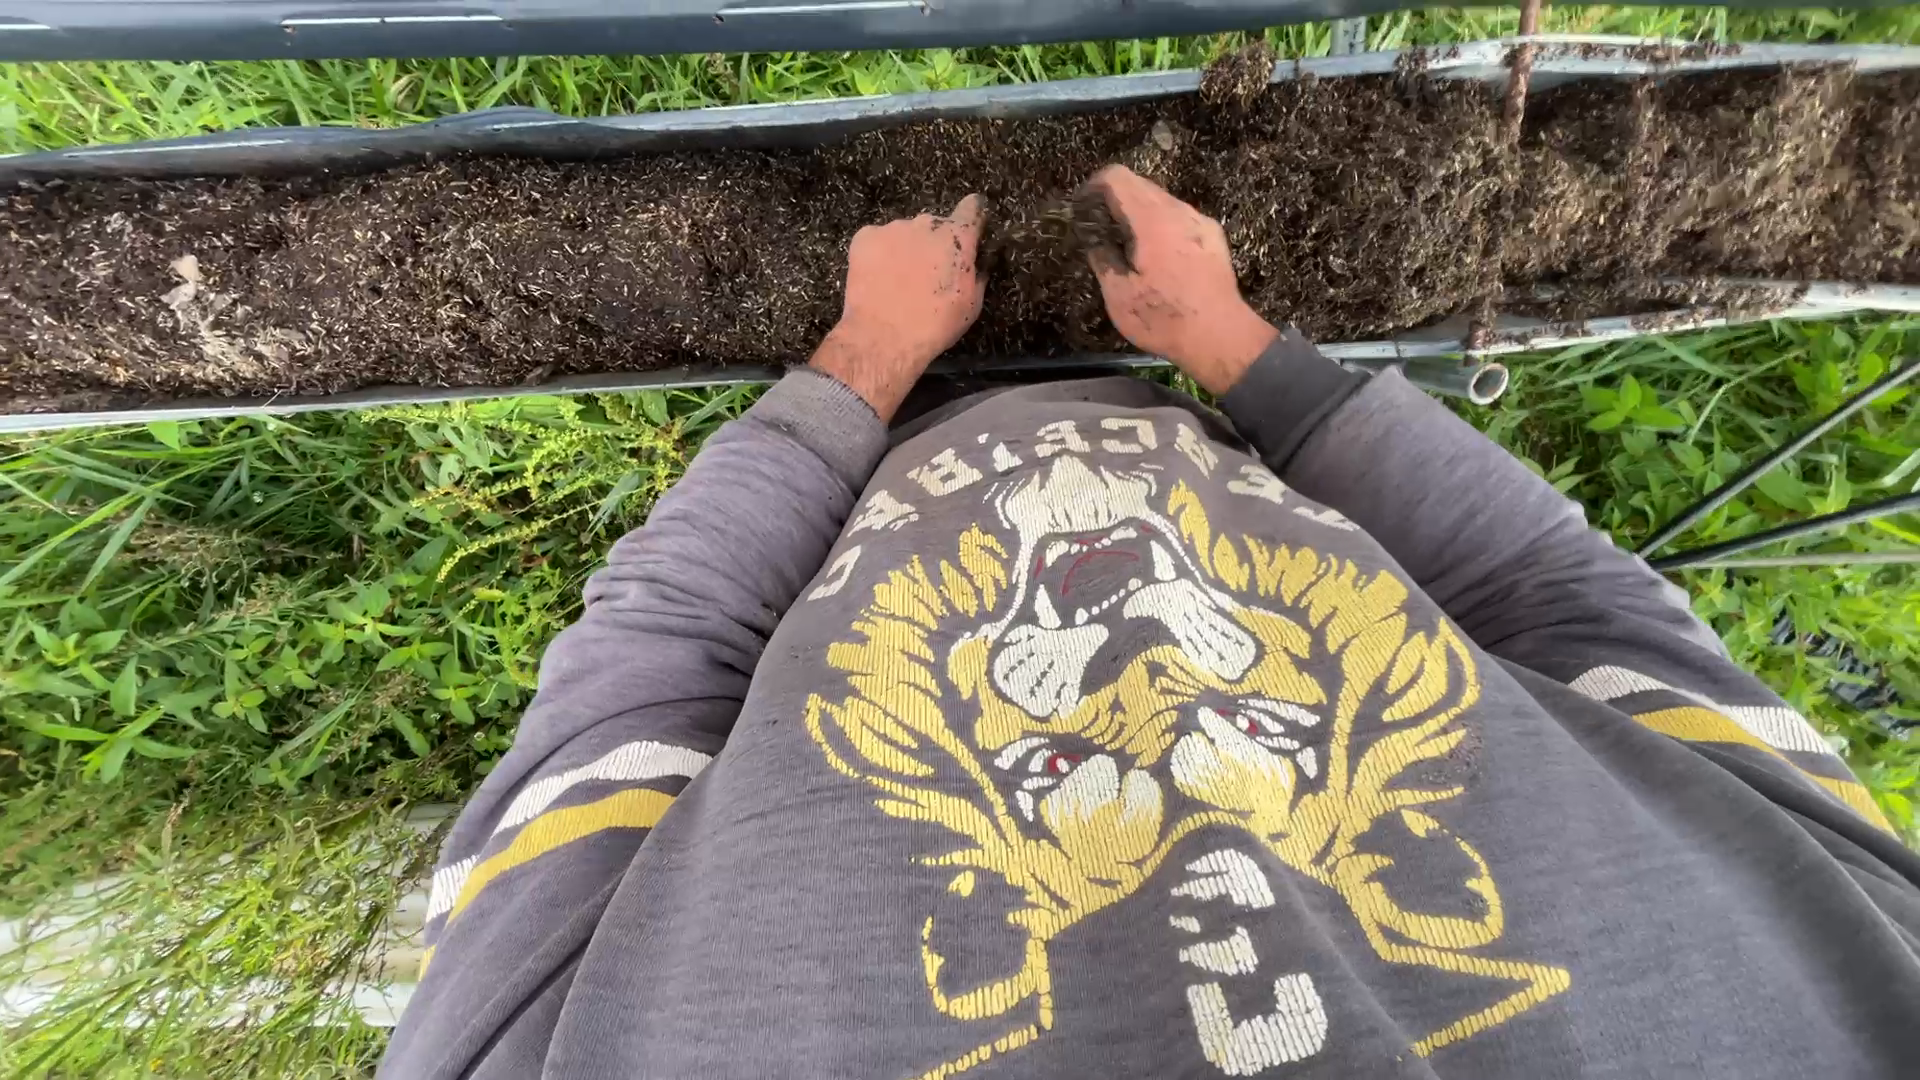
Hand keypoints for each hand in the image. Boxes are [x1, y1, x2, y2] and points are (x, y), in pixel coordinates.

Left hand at [809, 195, 986, 421]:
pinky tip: (878, 279)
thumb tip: (976, 263)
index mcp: (958, 237)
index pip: (972, 207)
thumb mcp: (971, 306)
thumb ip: (976, 274)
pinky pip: (877, 240)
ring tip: (898, 283)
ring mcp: (894, 228)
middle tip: (926, 276)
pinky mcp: (865, 237)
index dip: (972, 216)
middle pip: (934, 226)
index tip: (969, 227)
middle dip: (934, 244)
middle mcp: (927, 224)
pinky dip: (879, 254)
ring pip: (904, 234)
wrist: (884, 338)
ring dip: (905, 250)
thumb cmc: (935, 326)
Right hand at [1083, 165, 1277, 394]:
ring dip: (1138, 215)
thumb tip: (1092, 236)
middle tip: (1098, 232)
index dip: (1093, 188)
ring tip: (1125, 248)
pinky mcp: (1212, 237)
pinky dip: (1159, 227)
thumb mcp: (1118, 295)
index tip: (1081, 211)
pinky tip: (1156, 259)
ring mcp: (1200, 221)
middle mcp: (1179, 210)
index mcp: (1151, 220)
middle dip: (1114, 202)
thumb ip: (1102, 257)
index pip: (1117, 178)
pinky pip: (1179, 219)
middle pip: (1140, 185)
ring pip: (1161, 202)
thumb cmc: (1163, 318)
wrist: (1219, 335)